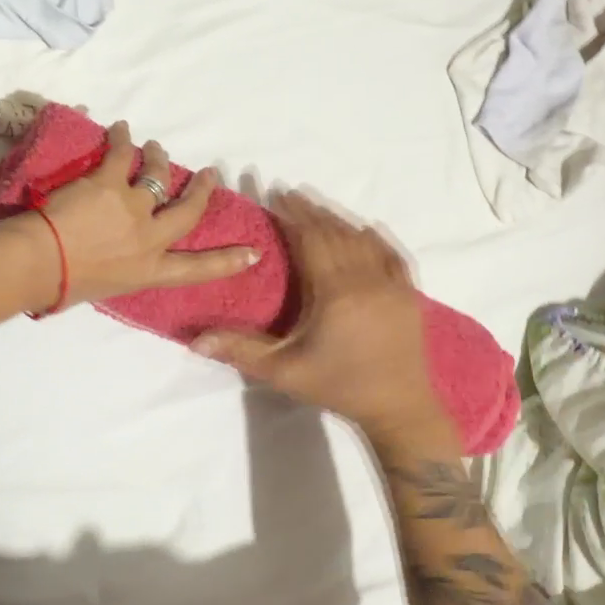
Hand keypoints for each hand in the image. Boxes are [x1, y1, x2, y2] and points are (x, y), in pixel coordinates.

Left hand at [3, 120, 258, 310]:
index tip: (252, 252)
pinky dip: (120, 138)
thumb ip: (122, 269)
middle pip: (186, 210)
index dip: (227, 261)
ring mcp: (132, 206)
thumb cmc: (62, 288)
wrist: (39, 263)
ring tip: (154, 147)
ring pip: (156, 175)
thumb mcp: (106, 290)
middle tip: (208, 175)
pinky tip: (119, 129)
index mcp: (148, 271)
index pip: (197, 268)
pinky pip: (120, 152)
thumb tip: (116, 254)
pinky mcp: (109, 182)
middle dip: (200, 190)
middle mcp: (149, 238)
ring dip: (157, 159)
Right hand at [192, 193, 443, 437]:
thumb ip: (240, 350)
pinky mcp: (409, 296)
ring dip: (338, 220)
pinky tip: (366, 229)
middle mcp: (366, 280)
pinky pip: (393, 255)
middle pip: (335, 234)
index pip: (310, 240)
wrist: (400, 410)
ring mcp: (393, 286)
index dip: (291, 216)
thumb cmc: (338, 387)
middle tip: (288, 194)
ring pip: (363, 240)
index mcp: (335, 293)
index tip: (273, 197)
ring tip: (316, 207)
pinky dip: (376, 238)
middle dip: (310, 212)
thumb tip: (194, 340)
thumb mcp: (284, 371)